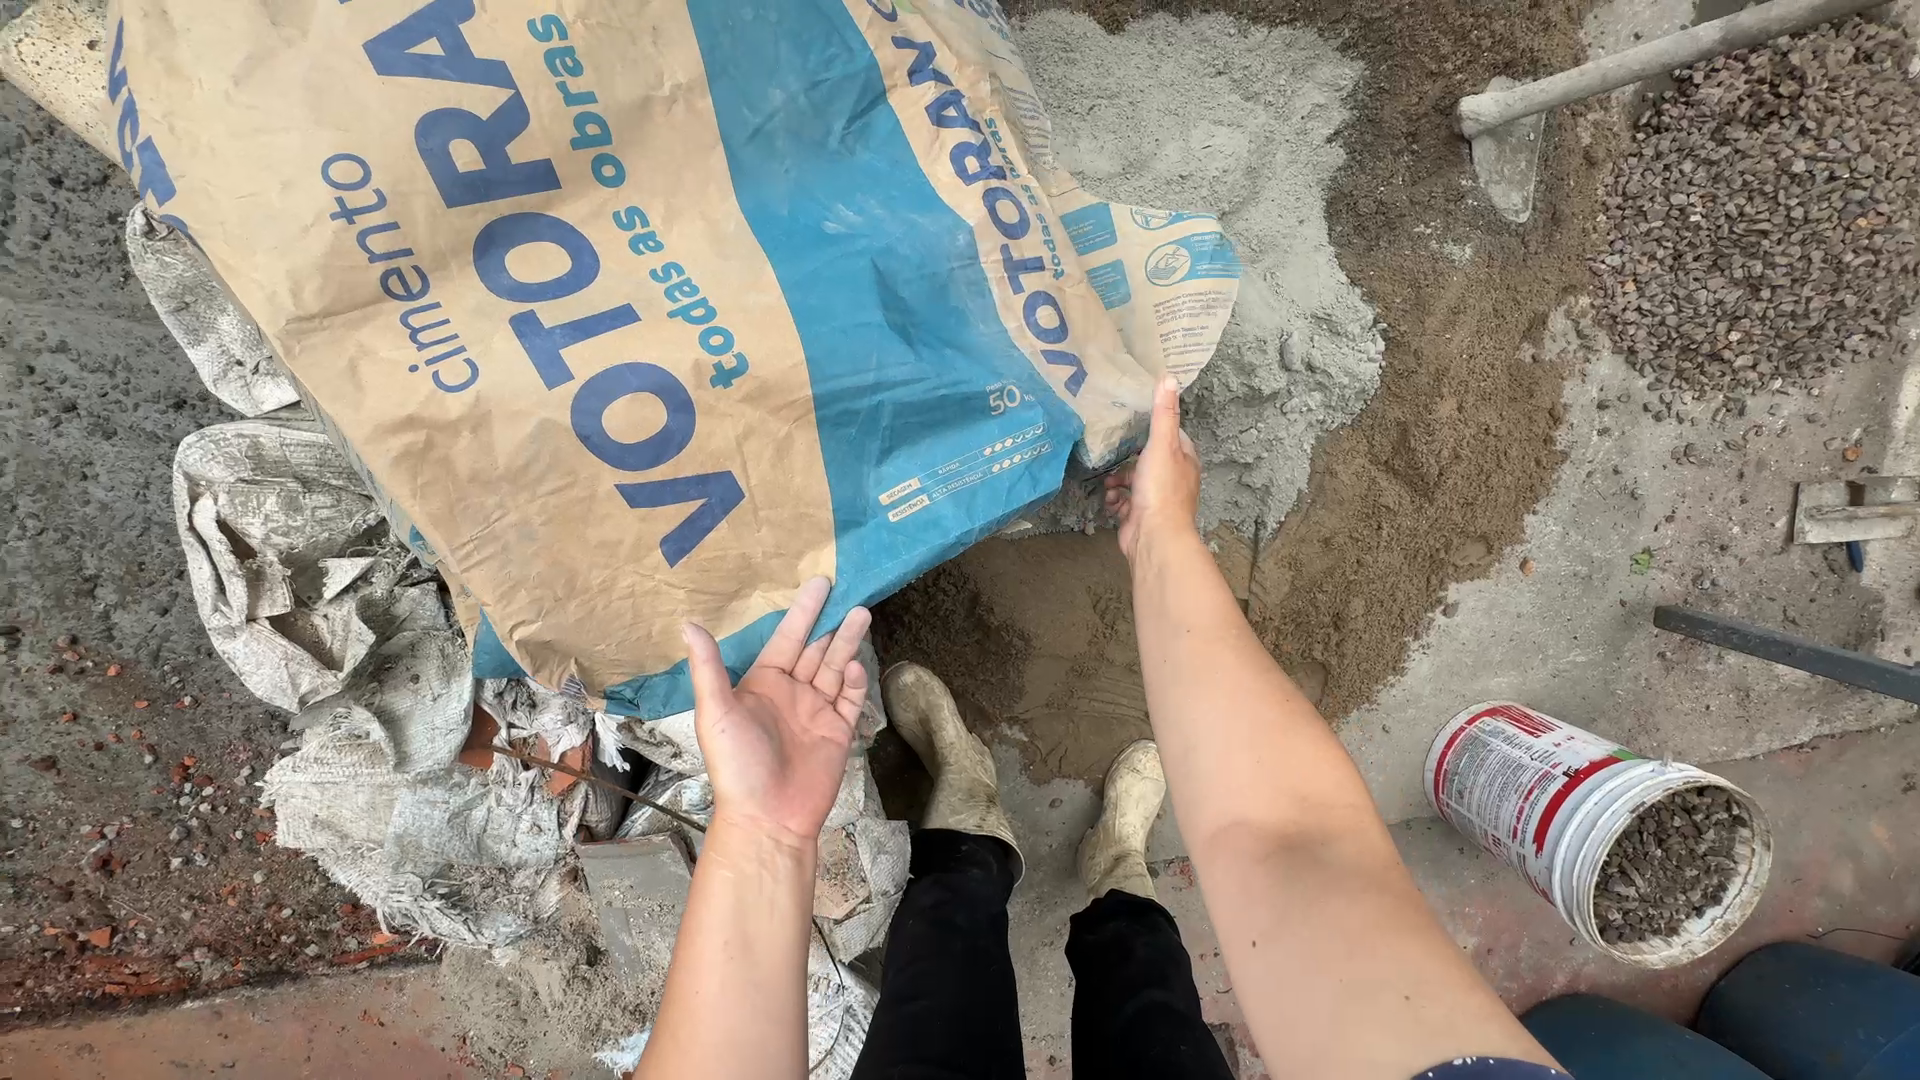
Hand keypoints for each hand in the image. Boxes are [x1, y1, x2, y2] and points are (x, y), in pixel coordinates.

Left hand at [683, 577, 871, 845]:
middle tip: (849, 593)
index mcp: (763, 685)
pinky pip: (851, 699)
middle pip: (817, 650)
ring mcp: (818, 712)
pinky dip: (856, 681)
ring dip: (848, 643)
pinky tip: (856, 665)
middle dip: (832, 623)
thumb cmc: (737, 765)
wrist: (768, 818)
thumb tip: (688, 624)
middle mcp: (792, 693)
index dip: (802, 612)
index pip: (787, 639)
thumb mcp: (715, 713)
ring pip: (837, 668)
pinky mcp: (839, 731)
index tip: (819, 584)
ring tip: (862, 615)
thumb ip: (709, 669)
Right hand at [1105, 373, 1201, 562]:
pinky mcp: (1140, 517)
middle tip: (1115, 456)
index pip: (1174, 437)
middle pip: (1149, 461)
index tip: (1137, 425)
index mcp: (1184, 461)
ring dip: (1118, 481)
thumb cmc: (1161, 490)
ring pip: (1134, 483)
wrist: (1154, 536)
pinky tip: (1110, 501)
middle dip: (1129, 460)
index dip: (1156, 430)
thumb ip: (1163, 413)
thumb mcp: (1162, 445)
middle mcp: (1174, 480)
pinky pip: (1125, 504)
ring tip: (1110, 483)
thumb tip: (1168, 377)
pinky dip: (1115, 501)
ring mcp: (1156, 501)